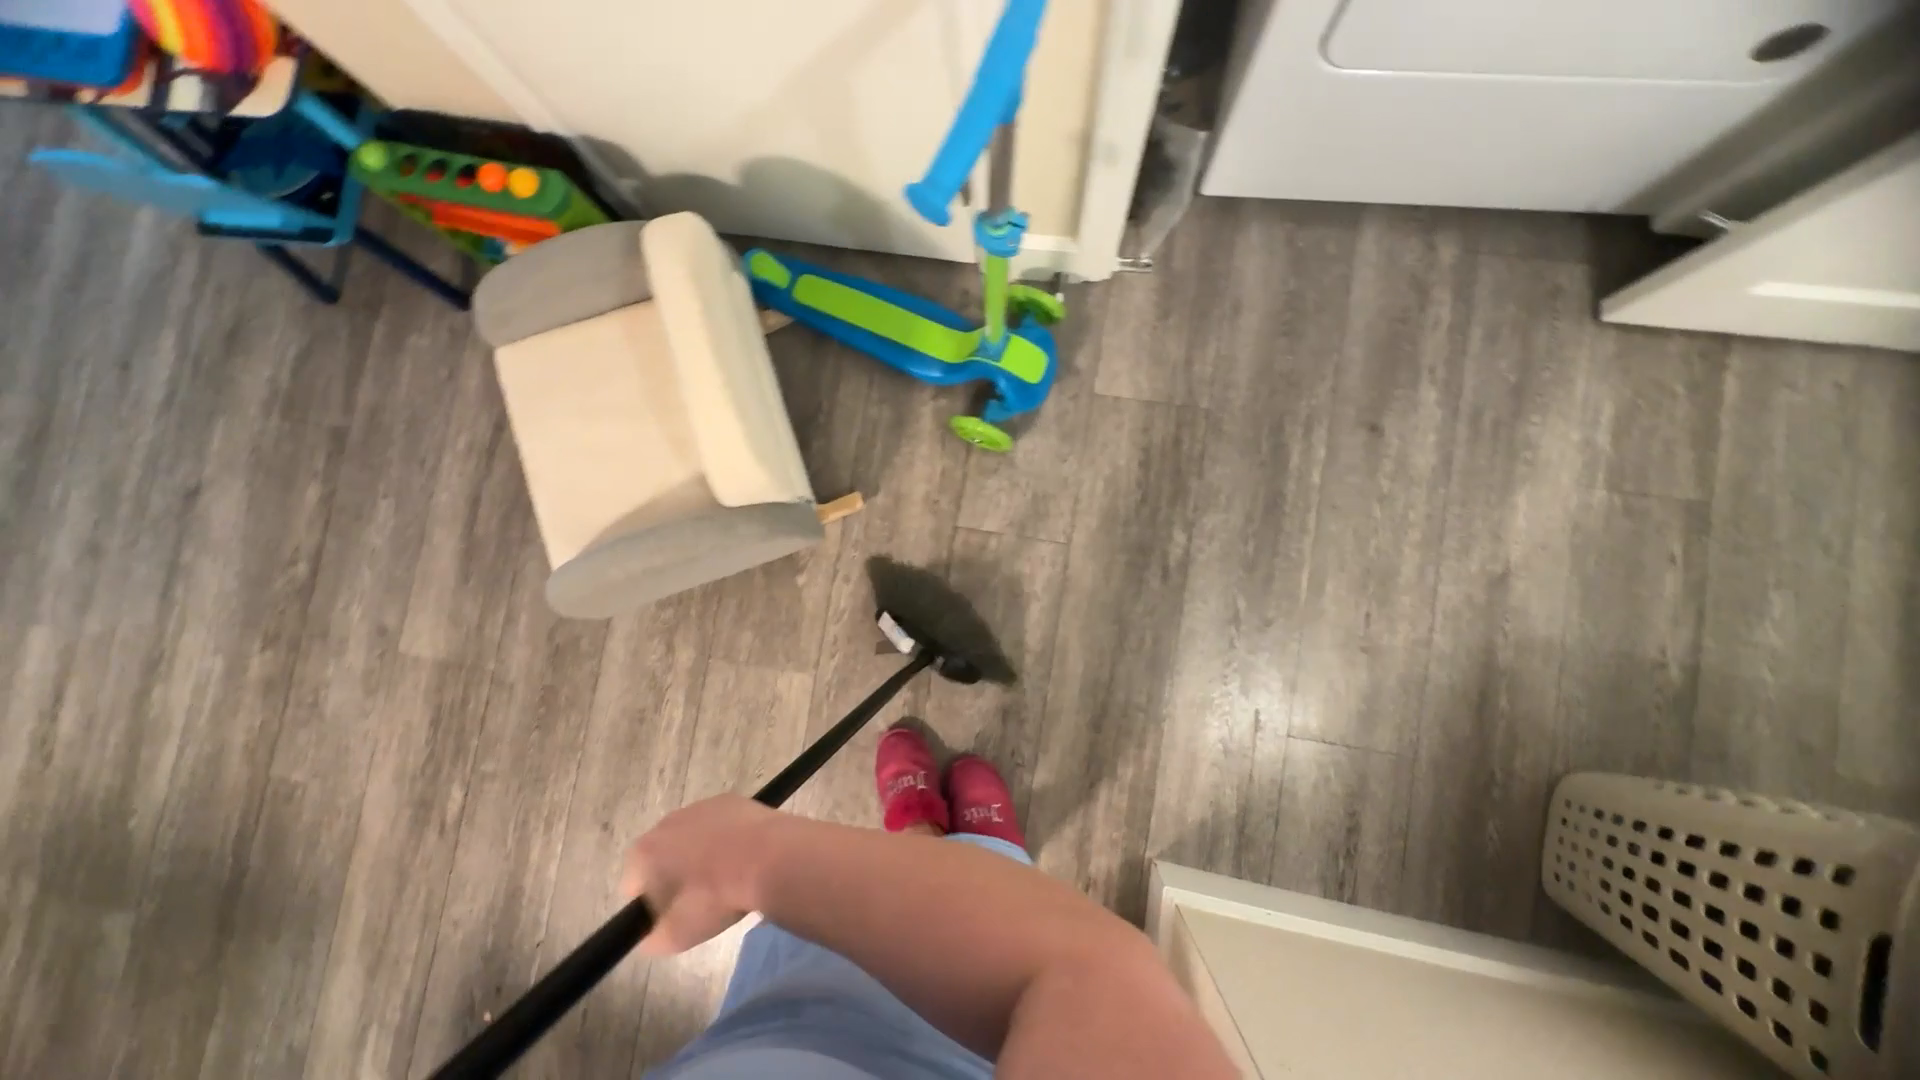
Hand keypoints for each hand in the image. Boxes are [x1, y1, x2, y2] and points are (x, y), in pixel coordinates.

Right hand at [622, 795, 780, 954]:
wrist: (769, 857)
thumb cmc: (716, 897)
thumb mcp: (679, 935)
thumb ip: (654, 940)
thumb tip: (649, 939)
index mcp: (646, 852)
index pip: (633, 882)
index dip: (647, 902)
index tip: (667, 916)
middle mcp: (668, 822)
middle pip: (662, 853)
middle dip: (674, 874)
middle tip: (696, 898)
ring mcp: (701, 806)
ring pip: (692, 835)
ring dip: (701, 853)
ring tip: (724, 876)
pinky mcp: (732, 800)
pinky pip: (720, 824)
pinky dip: (726, 838)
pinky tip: (742, 856)